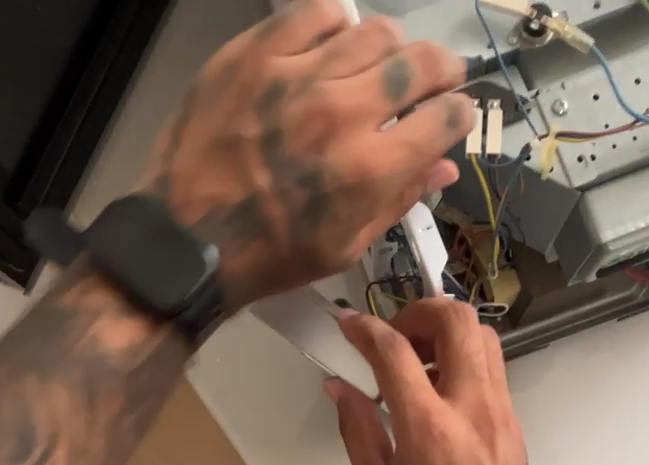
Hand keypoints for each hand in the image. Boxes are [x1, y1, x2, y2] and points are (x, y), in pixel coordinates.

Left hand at [143, 0, 474, 309]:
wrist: (189, 241)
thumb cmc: (272, 257)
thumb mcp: (344, 248)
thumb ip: (397, 200)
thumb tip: (443, 167)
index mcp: (370, 171)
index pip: (444, 118)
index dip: (459, 114)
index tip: (454, 116)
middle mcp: (342, 113)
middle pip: (418, 63)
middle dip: (441, 69)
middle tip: (436, 78)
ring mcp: (296, 76)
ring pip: (373, 31)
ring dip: (391, 47)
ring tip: (382, 64)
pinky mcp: (255, 54)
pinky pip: (314, 15)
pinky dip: (335, 25)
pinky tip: (333, 46)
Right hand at [329, 300, 551, 464]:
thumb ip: (358, 430)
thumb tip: (340, 391)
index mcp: (428, 426)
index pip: (394, 351)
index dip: (364, 329)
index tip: (349, 325)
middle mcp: (471, 407)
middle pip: (454, 320)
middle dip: (418, 311)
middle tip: (394, 334)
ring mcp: (499, 411)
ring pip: (483, 336)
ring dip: (447, 332)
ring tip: (419, 359)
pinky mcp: (513, 420)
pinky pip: (492, 368)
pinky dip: (464, 359)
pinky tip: (441, 390)